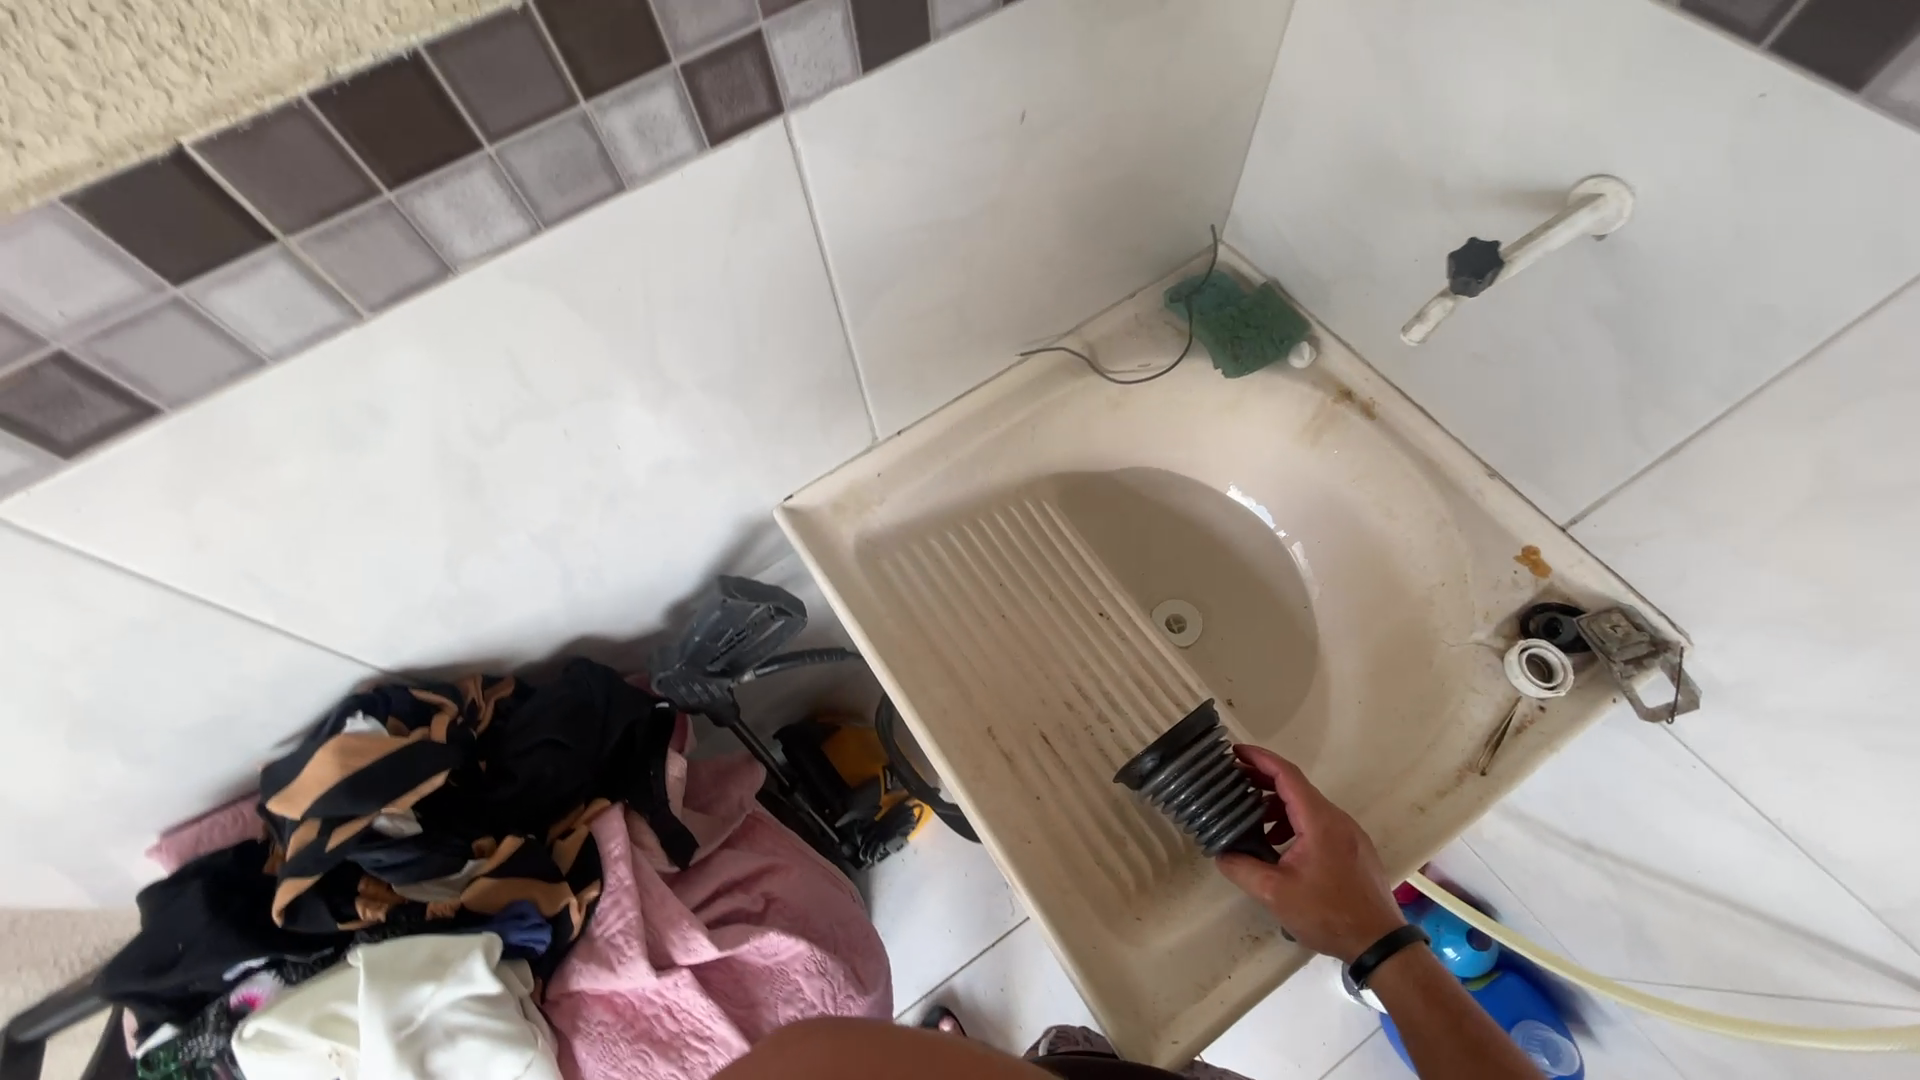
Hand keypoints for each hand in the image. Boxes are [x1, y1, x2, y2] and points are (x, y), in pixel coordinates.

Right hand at [1215, 745, 1405, 962]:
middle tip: (1233, 781)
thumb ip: (1242, 868)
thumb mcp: (1275, 894)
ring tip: (1250, 817)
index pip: (1287, 775)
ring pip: (1307, 806)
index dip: (1259, 758)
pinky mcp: (1353, 849)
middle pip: (1296, 787)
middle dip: (1263, 779)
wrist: (1381, 945)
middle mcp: (1337, 819)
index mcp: (1319, 821)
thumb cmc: (1329, 914)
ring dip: (1277, 804)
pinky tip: (1278, 844)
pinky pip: (1319, 822)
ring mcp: (1349, 834)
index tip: (1234, 751)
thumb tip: (1220, 853)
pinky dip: (1293, 821)